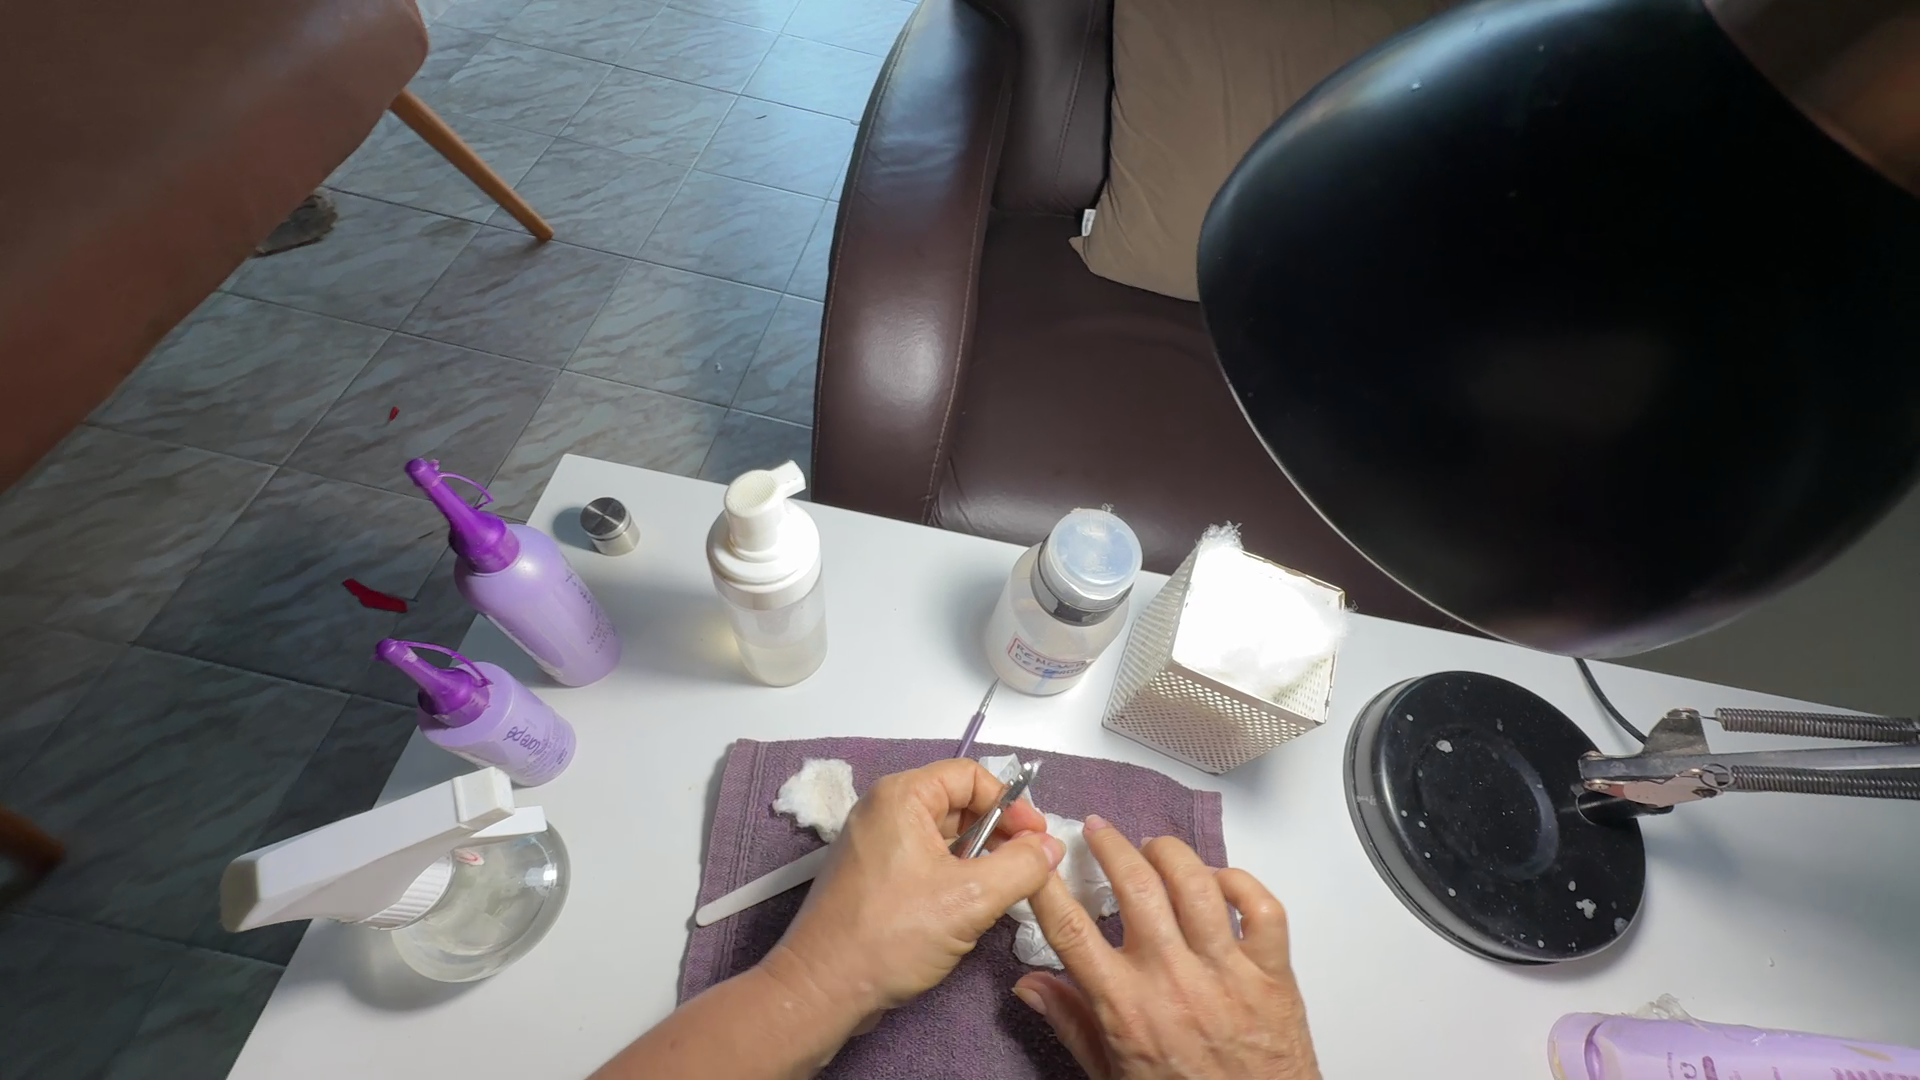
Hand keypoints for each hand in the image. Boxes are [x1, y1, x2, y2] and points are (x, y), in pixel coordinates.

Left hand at [762, 759, 1065, 1025]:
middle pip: (958, 803)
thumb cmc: (891, 934)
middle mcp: (885, 807)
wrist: (820, 990)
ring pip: (943, 834)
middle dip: (997, 833)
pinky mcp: (873, 872)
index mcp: (902, 795)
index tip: (1036, 838)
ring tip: (1002, 890)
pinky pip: (925, 857)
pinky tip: (969, 905)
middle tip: (1027, 867)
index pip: (969, 775)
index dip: (1009, 803)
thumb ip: (1020, 867)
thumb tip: (1051, 847)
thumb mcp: (969, 899)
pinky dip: (953, 873)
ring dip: (978, 857)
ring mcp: (876, 840)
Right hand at [1013, 817, 1319, 1079]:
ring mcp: (1227, 974)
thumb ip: (1071, 1023)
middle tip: (1099, 830)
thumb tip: (1027, 983)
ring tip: (1153, 848)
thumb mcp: (1112, 1076)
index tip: (1036, 857)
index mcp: (1128, 1007)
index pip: (1071, 930)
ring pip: (1195, 882)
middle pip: (1135, 884)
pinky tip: (1216, 880)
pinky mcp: (1273, 974)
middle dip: (1110, 843)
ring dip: (1167, 852)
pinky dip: (1238, 880)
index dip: (1046, 884)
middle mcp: (1174, 981)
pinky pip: (1261, 907)